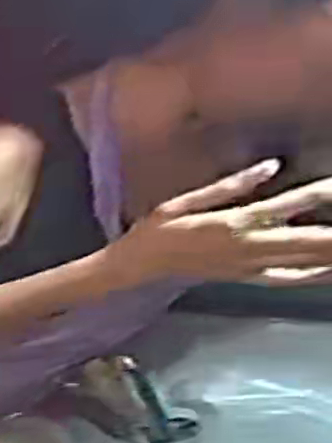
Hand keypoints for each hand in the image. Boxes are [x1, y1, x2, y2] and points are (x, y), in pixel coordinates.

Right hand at [108, 160, 331, 287]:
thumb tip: (271, 166)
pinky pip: (289, 277)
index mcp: (237, 222)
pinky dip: (318, 274)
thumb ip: (225, 187)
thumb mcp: (177, 205)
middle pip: (320, 236)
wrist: (129, 268)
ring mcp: (249, 263)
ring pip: (311, 258)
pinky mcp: (242, 276)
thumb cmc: (149, 235)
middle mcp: (251, 244)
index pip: (303, 200)